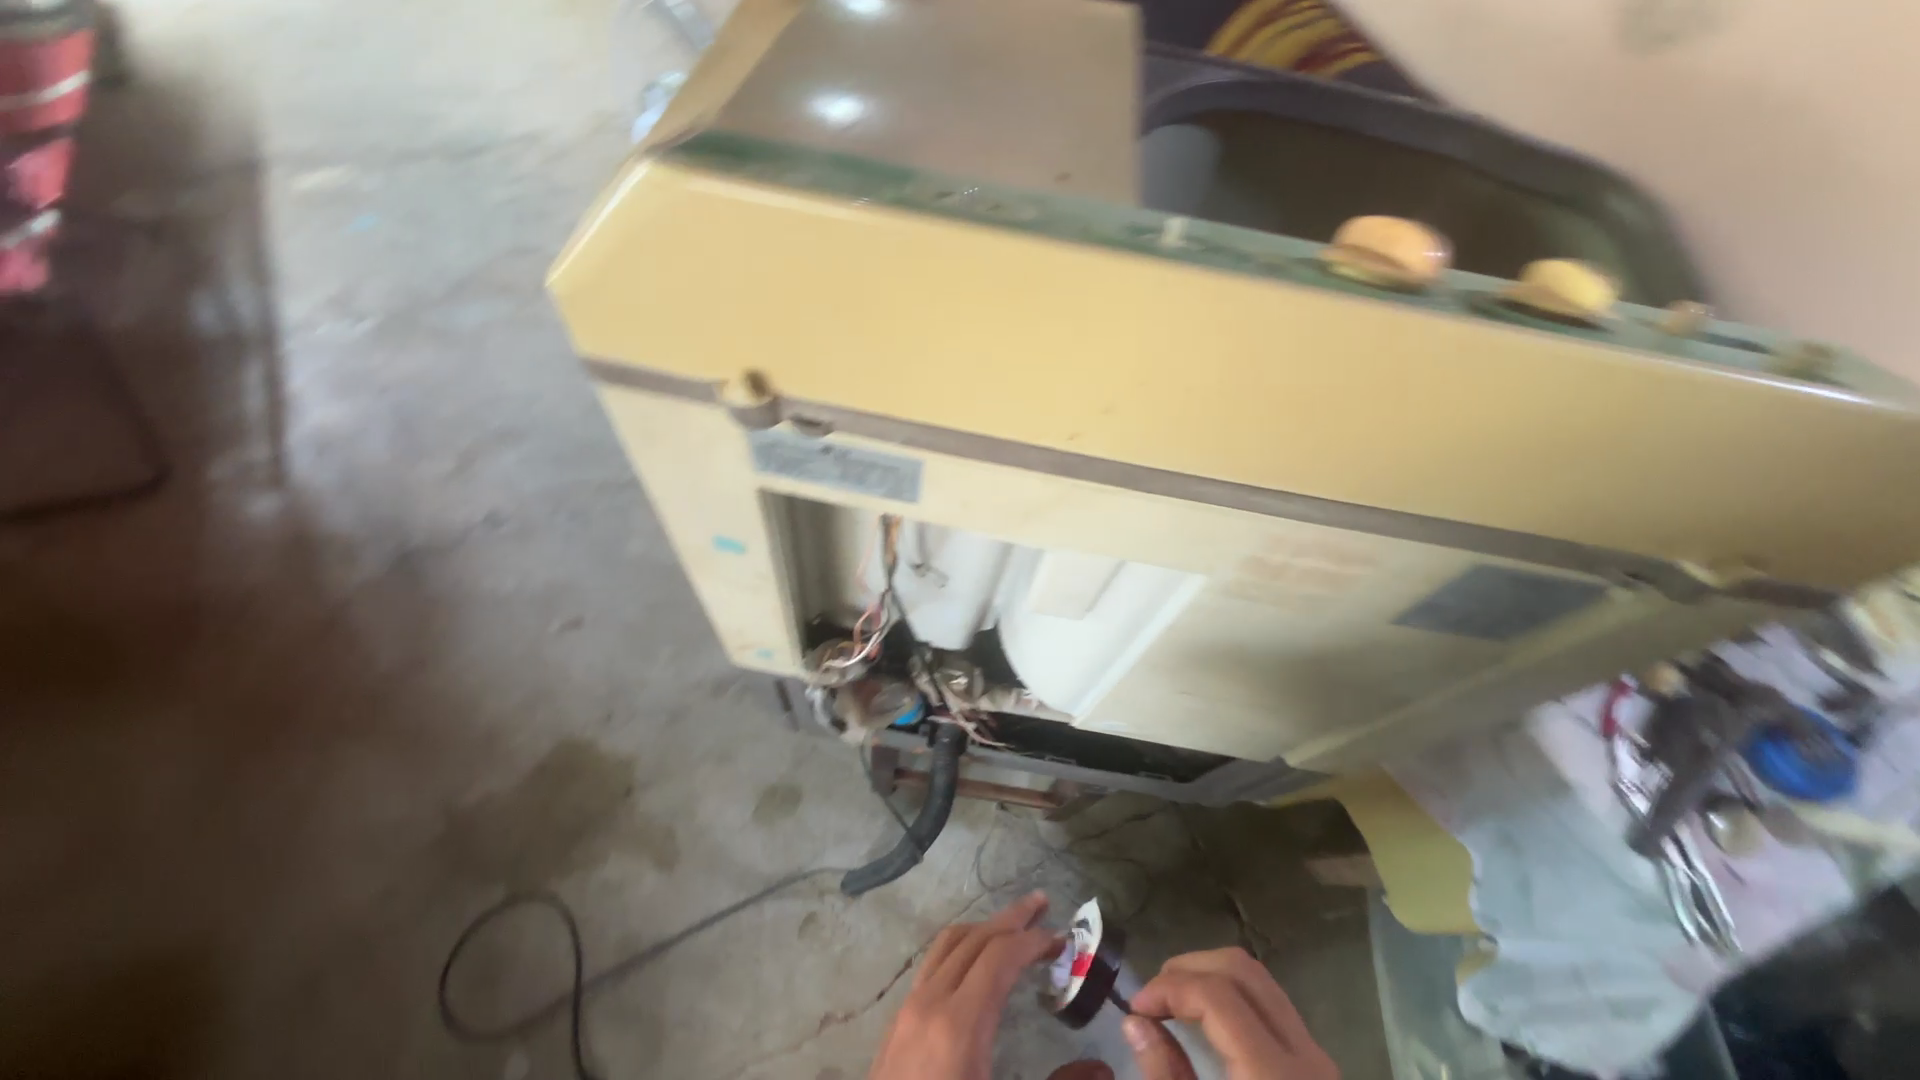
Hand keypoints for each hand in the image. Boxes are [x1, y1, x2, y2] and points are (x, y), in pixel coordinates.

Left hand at [868, 891, 1062, 1079]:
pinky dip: (961, 949)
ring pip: (947, 946)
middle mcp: (930, 1003)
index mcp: (959, 1024)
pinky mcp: (897, 1023)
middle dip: (1011, 918)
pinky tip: (975, 965)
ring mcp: (908, 1010)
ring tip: (1013, 925)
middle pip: (973, 940)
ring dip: (984, 928)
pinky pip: (932, 965)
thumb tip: (1103, 1069)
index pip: (999, 956)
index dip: (1033, 941)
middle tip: (1044, 903)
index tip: (1063, 939)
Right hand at [1122, 948, 1337, 1079]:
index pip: (1217, 996)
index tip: (1136, 1008)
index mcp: (1272, 1075)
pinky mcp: (1319, 1068)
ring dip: (1211, 979)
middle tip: (1154, 998)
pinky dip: (1233, 999)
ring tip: (1175, 1006)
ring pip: (1262, 983)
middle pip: (1243, 971)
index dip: (1169, 988)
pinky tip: (1208, 1026)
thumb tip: (1137, 1022)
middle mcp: (1305, 1056)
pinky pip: (1273, 1008)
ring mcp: (1319, 1060)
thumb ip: (1165, 1074)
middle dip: (1190, 969)